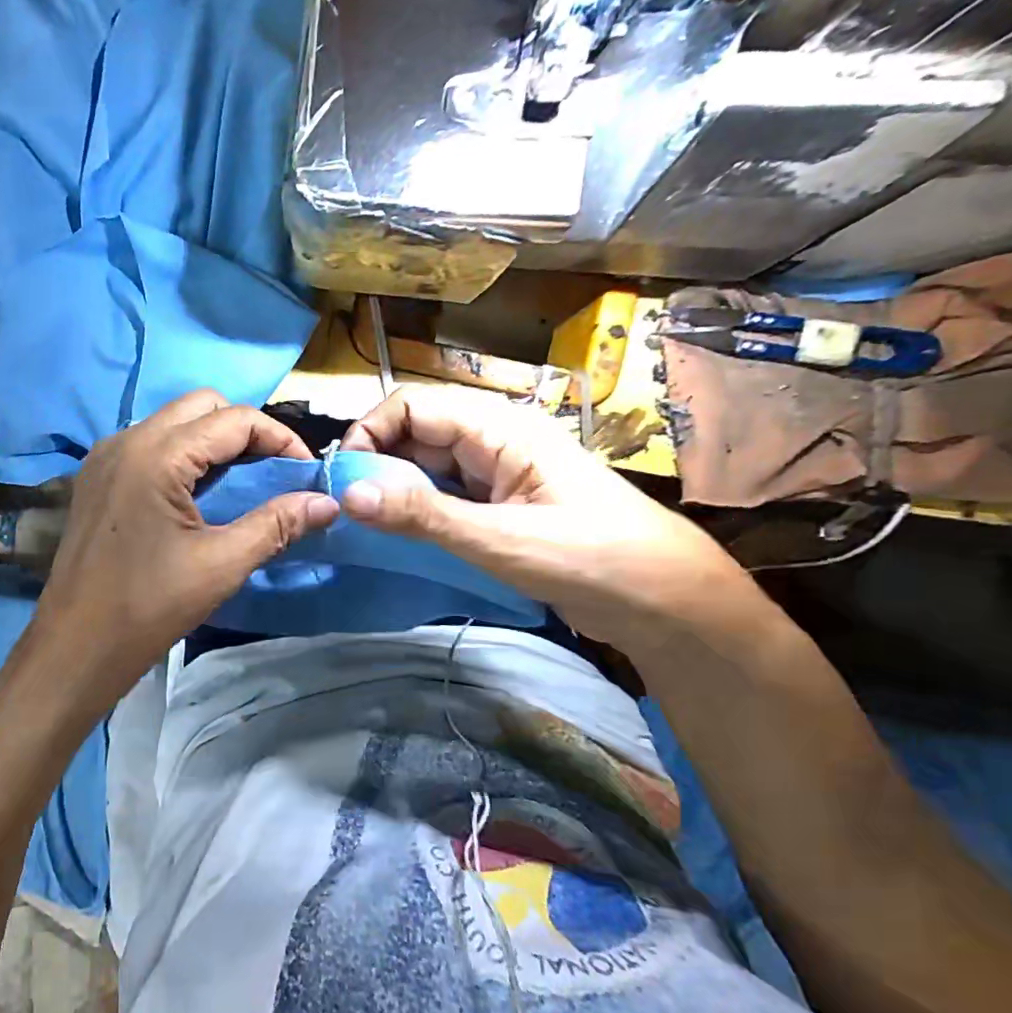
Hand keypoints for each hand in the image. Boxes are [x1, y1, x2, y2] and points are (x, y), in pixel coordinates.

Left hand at [32, 390, 339, 684]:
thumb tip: (327, 503)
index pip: (234, 419)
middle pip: (201, 406)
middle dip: (244, 430)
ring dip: (211, 439)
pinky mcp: (96, 476)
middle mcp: (127, 440)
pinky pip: (148, 443)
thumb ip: (277, 524)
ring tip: (241, 481)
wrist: (77, 643)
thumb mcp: (221, 564)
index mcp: (157, 455)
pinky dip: (181, 453)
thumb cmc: (149, 606)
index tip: (305, 472)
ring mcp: (105, 456)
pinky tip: (196, 493)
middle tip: (272, 471)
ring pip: (172, 421)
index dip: (279, 439)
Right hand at [339, 386, 761, 654]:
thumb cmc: (594, 560)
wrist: (668, 606)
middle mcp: (493, 443)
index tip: (344, 479)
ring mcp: (494, 476)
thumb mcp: (501, 539)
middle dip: (374, 463)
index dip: (371, 432)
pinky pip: (440, 496)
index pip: (414, 407)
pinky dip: (412, 510)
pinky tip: (391, 533)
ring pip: (424, 467)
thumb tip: (348, 494)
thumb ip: (422, 515)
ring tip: (358, 522)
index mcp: (501, 430)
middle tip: (343, 508)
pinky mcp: (495, 508)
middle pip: (414, 435)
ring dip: (390, 489)